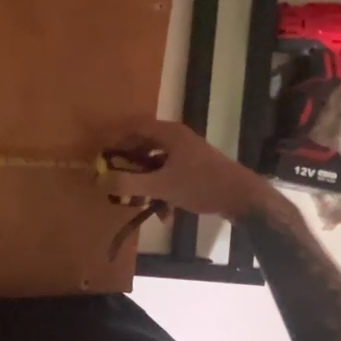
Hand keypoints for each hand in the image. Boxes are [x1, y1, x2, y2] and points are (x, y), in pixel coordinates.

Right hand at [103, 119, 285, 220]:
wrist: (243, 198)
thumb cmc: (201, 185)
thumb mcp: (161, 186)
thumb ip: (128, 184)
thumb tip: (98, 181)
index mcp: (169, 134)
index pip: (134, 127)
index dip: (115, 140)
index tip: (101, 157)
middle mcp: (177, 138)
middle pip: (143, 144)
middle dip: (127, 164)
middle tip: (114, 179)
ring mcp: (187, 153)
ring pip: (155, 162)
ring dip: (144, 180)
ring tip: (135, 200)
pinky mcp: (195, 169)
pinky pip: (169, 174)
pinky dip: (161, 189)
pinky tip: (163, 213)